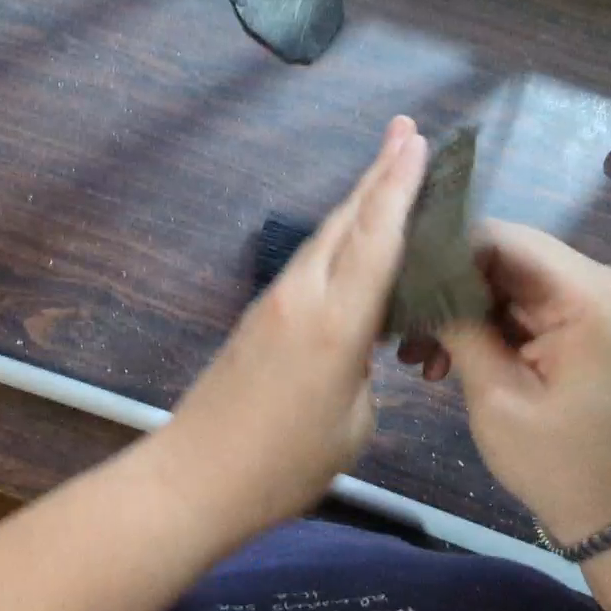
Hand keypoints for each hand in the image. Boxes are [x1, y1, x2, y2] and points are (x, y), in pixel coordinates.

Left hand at [159, 117, 429, 526]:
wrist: (196, 477)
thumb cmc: (284, 465)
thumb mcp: (353, 422)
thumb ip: (364, 368)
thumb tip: (359, 344)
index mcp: (335, 321)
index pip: (376, 238)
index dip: (399, 186)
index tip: (415, 140)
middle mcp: (301, 296)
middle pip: (344, 222)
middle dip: (379, 176)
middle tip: (406, 133)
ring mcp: (272, 302)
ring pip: (323, 239)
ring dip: (358, 205)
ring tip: (389, 175)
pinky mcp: (257, 317)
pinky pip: (308, 266)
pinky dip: (338, 242)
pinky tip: (353, 244)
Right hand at [401, 222, 610, 544]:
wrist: (604, 507)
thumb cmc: (552, 459)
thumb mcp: (496, 392)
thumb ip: (460, 325)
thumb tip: (416, 277)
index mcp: (585, 295)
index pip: (501, 239)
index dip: (442, 253)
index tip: (393, 280)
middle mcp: (592, 281)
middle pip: (498, 254)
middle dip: (444, 284)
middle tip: (396, 319)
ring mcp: (582, 297)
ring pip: (496, 277)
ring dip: (453, 309)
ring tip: (415, 352)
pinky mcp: (568, 317)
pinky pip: (508, 301)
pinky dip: (472, 323)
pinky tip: (440, 359)